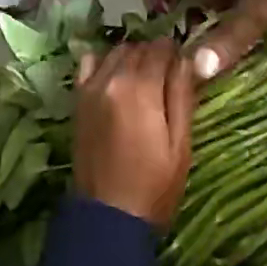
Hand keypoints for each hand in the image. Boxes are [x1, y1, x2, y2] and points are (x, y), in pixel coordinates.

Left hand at [72, 39, 195, 228]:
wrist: (107, 218)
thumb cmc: (153, 186)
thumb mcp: (180, 144)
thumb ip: (182, 95)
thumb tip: (188, 57)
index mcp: (140, 88)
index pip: (161, 48)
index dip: (175, 53)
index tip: (183, 66)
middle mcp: (112, 78)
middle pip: (138, 47)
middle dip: (155, 55)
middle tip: (167, 77)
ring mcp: (91, 86)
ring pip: (116, 51)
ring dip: (132, 56)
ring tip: (144, 79)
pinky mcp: (78, 98)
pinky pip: (90, 63)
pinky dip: (104, 62)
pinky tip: (115, 78)